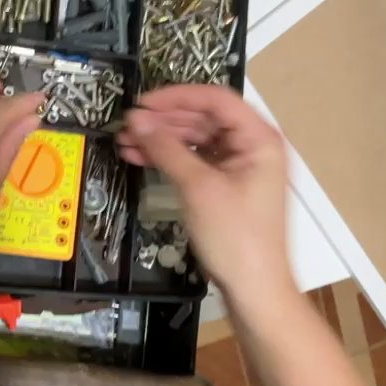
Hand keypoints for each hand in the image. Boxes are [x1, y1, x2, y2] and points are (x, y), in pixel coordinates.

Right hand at [118, 85, 292, 303]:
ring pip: (195, 139)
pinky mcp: (226, 185)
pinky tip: (139, 157)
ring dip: (161, 139)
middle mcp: (253, 145)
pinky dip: (168, 158)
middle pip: (203, 118)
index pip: (215, 99)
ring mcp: (240, 166)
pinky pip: (194, 160)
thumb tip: (136, 120)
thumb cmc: (235, 237)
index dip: (176, 97)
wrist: (254, 289)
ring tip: (125, 142)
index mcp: (260, 138)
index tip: (142, 103)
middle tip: (128, 124)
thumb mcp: (198, 187)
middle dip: (164, 120)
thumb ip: (166, 148)